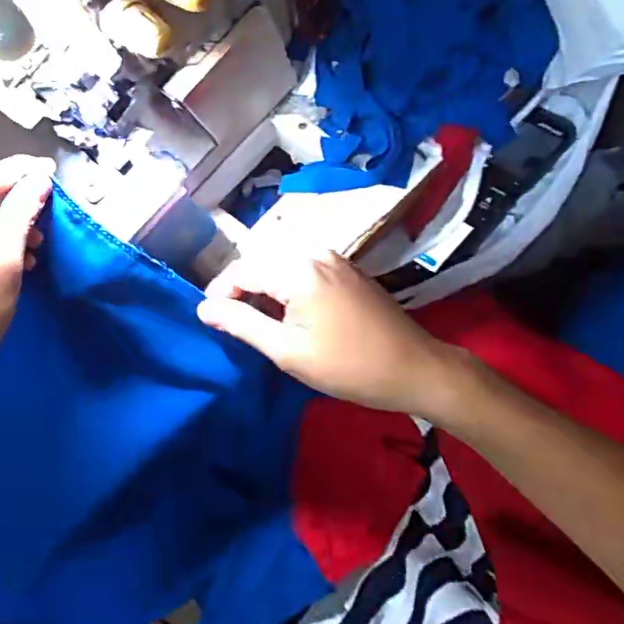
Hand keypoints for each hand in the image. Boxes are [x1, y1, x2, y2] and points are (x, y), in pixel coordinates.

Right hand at [198, 250, 473, 419]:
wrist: (420, 371)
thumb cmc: (350, 367)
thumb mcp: (287, 352)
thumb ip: (241, 324)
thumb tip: (203, 309)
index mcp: (296, 270)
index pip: (239, 272)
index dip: (219, 295)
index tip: (213, 322)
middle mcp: (312, 252)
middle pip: (256, 262)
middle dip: (239, 289)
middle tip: (233, 322)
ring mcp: (332, 257)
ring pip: (276, 262)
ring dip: (261, 286)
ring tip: (258, 319)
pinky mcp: (344, 266)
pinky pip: (298, 265)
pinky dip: (283, 283)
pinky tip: (288, 311)